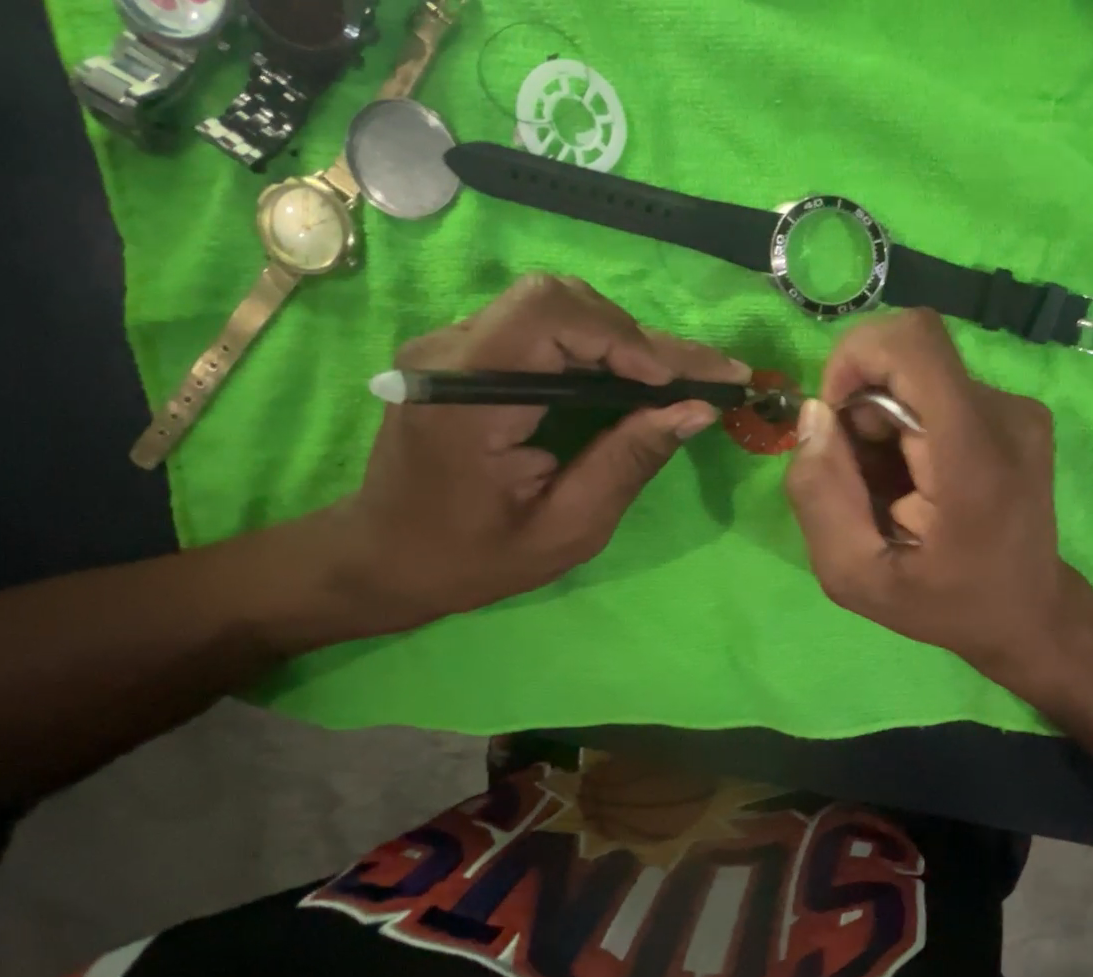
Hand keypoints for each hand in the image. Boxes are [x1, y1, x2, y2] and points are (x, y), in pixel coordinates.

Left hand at [314, 273, 746, 634]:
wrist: (385, 558)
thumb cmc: (473, 558)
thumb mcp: (566, 528)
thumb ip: (627, 462)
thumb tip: (697, 410)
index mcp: (465, 398)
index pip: (548, 315)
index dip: (624, 337)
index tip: (678, 385)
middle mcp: (451, 352)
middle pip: (560, 301)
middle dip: (642, 340)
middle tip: (708, 378)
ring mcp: (454, 347)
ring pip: (557, 307)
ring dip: (626, 341)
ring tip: (680, 382)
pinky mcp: (466, 354)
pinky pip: (544, 329)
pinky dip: (601, 348)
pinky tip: (638, 380)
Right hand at [784, 309, 1092, 684]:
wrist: (1030, 614)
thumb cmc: (946, 605)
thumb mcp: (857, 578)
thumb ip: (820, 497)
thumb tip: (815, 414)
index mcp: (973, 458)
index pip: (914, 341)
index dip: (857, 358)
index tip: (836, 417)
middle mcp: (1006, 416)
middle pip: (909, 363)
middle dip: (863, 410)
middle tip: (865, 480)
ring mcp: (1020, 411)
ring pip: (922, 378)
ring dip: (886, 425)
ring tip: (896, 491)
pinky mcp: (1020, 414)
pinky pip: (943, 393)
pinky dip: (914, 429)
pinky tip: (921, 483)